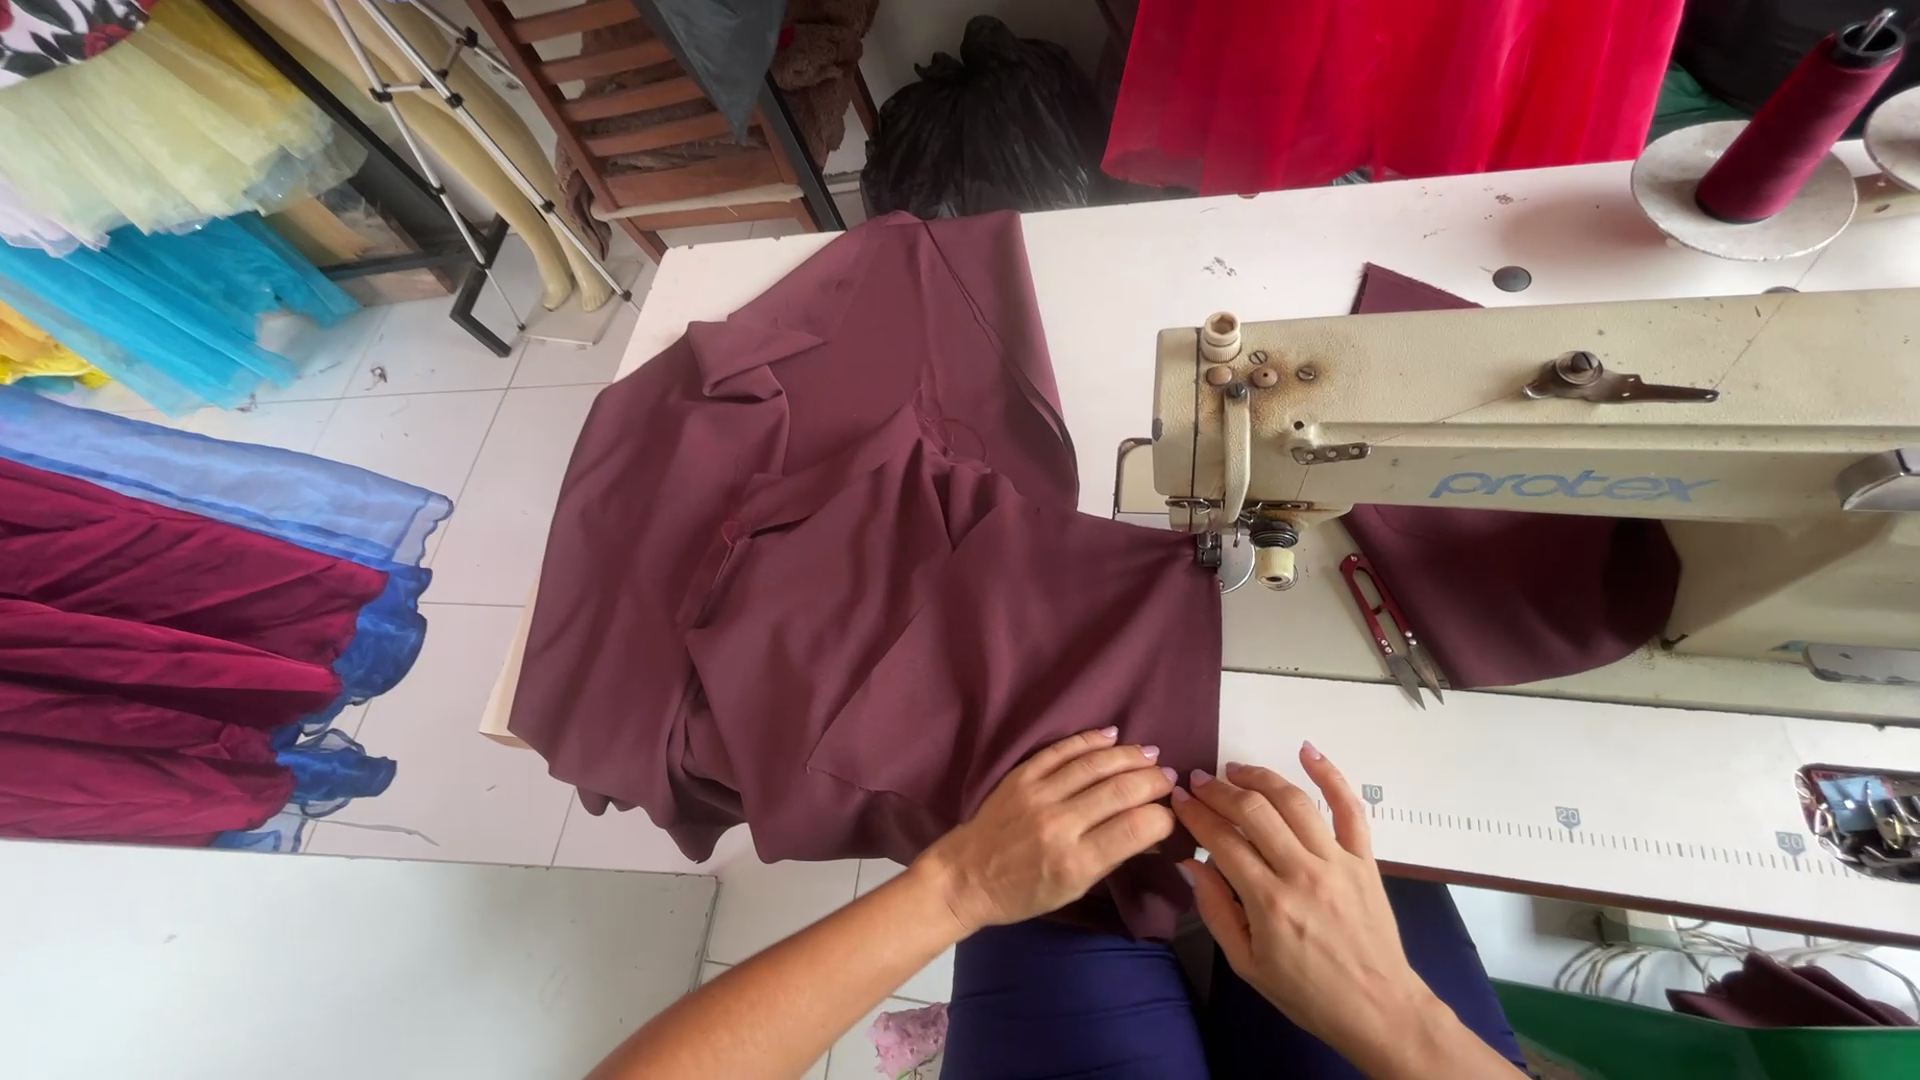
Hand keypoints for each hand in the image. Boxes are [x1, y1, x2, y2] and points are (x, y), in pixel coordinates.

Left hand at [911, 726, 1177, 934]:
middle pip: (1119, 790)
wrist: (967, 875)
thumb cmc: (1023, 892)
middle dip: (1152, 780)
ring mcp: (1038, 795)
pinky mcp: (1022, 776)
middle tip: (1168, 776)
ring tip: (1149, 753)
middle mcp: (1059, 824)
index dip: (1162, 816)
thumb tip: (1149, 830)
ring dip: (1128, 755)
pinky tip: (1111, 736)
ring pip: (1094, 764)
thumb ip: (1111, 857)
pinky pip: (1061, 750)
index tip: (1171, 810)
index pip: (1136, 829)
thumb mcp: (1073, 890)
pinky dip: (1089, 740)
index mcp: (1076, 862)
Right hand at [1172, 745, 1512, 1077]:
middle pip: (1253, 812)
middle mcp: (1302, 872)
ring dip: (1259, 777)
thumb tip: (1189, 862)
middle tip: (1199, 780)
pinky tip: (1306, 750)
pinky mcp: (1365, 860)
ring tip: (1235, 769)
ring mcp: (1337, 862)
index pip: (1222, 839)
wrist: (1381, 1012)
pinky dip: (1330, 775)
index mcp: (1269, 901)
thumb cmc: (1307, 993)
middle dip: (1218, 790)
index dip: (1195, 813)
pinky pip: (1350, 809)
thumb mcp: (1246, 964)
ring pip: (1294, 801)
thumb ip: (1215, 910)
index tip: (1179, 798)